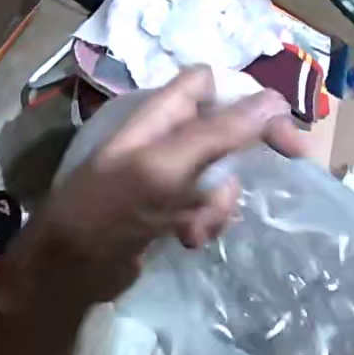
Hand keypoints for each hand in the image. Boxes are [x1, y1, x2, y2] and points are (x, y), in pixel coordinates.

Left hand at [0, 67, 299, 320]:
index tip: (286, 139)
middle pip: (226, 130)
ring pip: (219, 173)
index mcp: (160, 111)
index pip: (215, 84)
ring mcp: (167, 170)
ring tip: (194, 228)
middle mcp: (166, 133)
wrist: (68, 270)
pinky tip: (186, 239)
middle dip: (234, 168)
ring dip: (217, 203)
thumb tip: (273, 100)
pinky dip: (204, 220)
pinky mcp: (168, 203)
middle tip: (259, 186)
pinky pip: (206, 203)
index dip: (252, 101)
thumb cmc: (110, 210)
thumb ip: (217, 133)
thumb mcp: (165, 168)